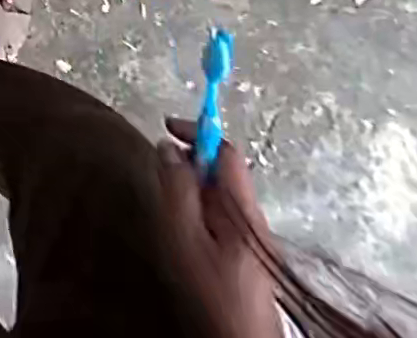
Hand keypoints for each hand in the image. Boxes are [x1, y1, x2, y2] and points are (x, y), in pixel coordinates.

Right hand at [158, 118, 281, 337]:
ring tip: (167, 190)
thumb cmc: (211, 291)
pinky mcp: (249, 255)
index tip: (168, 125)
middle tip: (161, 162)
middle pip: (225, 171)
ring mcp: (254, 238)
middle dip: (192, 157)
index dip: (199, 132)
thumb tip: (168, 147)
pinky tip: (182, 219)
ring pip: (222, 192)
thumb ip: (177, 187)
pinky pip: (222, 212)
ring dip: (194, 180)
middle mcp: (254, 219)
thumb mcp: (184, 234)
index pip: (227, 152)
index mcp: (243, 209)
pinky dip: (200, 202)